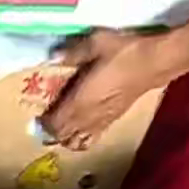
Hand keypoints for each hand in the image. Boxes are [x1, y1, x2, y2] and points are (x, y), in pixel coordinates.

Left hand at [42, 31, 167, 151]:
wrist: (149, 65)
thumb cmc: (122, 54)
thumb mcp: (95, 44)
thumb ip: (73, 53)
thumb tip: (56, 58)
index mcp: (79, 103)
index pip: (55, 125)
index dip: (45, 125)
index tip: (39, 117)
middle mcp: (86, 119)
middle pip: (63, 138)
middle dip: (53, 134)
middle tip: (48, 123)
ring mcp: (98, 125)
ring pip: (76, 144)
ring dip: (67, 140)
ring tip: (63, 130)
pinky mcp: (108, 125)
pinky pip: (89, 141)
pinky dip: (80, 141)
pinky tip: (80, 131)